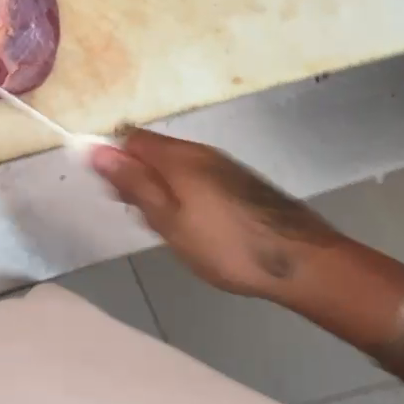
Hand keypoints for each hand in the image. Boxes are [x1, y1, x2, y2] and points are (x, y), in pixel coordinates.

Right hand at [90, 128, 343, 298]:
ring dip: (163, 187)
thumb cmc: (226, 245)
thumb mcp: (168, 220)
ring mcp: (225, 167)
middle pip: (153, 150)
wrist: (307, 264)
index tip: (117, 194)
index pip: (130, 138)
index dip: (115, 160)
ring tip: (171, 226)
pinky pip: (199, 177)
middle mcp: (200, 152)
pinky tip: (199, 224)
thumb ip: (133, 183)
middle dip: (139, 176)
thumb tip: (96, 150)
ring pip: (177, 166)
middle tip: (143, 217)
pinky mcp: (244, 184)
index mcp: (177, 157)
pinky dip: (187, 193)